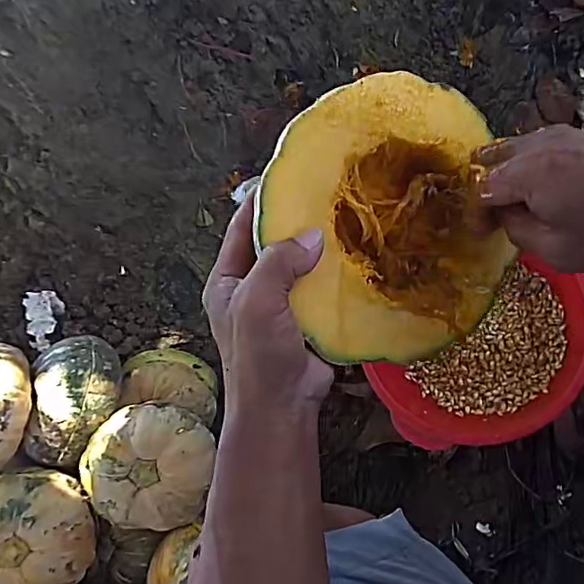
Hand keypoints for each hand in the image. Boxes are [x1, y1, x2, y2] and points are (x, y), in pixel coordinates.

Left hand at [204, 192, 334, 411]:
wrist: (283, 406)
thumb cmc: (258, 356)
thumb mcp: (257, 301)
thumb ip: (278, 262)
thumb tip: (312, 235)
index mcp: (228, 281)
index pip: (240, 228)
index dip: (259, 201)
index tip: (285, 176)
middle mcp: (252, 289)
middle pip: (273, 244)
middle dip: (295, 222)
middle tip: (324, 195)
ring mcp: (281, 305)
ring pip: (301, 266)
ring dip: (319, 248)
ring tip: (345, 219)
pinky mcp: (308, 319)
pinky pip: (321, 288)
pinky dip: (335, 274)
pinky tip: (355, 257)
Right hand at [478, 126, 583, 271]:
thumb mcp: (557, 250)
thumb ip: (518, 231)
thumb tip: (507, 216)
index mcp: (528, 171)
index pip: (482, 188)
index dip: (476, 214)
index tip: (481, 234)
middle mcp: (540, 144)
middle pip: (493, 159)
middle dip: (487, 188)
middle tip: (493, 217)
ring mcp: (564, 135)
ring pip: (516, 149)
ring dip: (508, 174)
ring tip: (516, 204)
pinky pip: (539, 147)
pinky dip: (530, 165)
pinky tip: (543, 190)